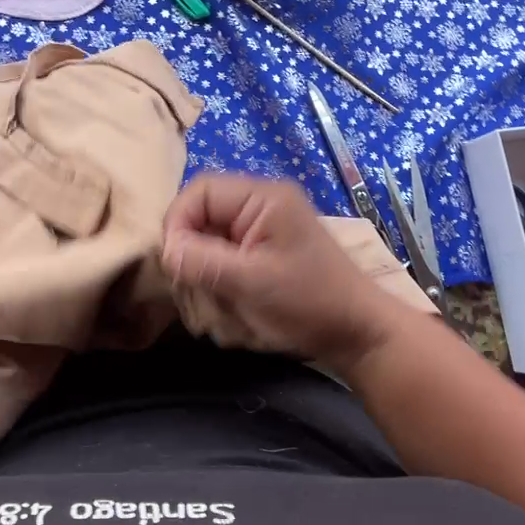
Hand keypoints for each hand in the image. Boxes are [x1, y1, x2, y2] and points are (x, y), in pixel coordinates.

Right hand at [161, 175, 405, 367]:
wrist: (359, 334)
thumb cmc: (310, 303)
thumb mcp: (251, 282)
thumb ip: (203, 261)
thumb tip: (165, 250)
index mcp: (263, 197)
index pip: (199, 191)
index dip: (178, 223)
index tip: (174, 263)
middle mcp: (262, 203)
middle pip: (202, 213)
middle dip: (191, 250)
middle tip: (192, 286)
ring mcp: (265, 227)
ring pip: (210, 237)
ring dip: (204, 269)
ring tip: (213, 301)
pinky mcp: (267, 250)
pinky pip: (226, 254)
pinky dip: (220, 279)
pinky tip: (229, 304)